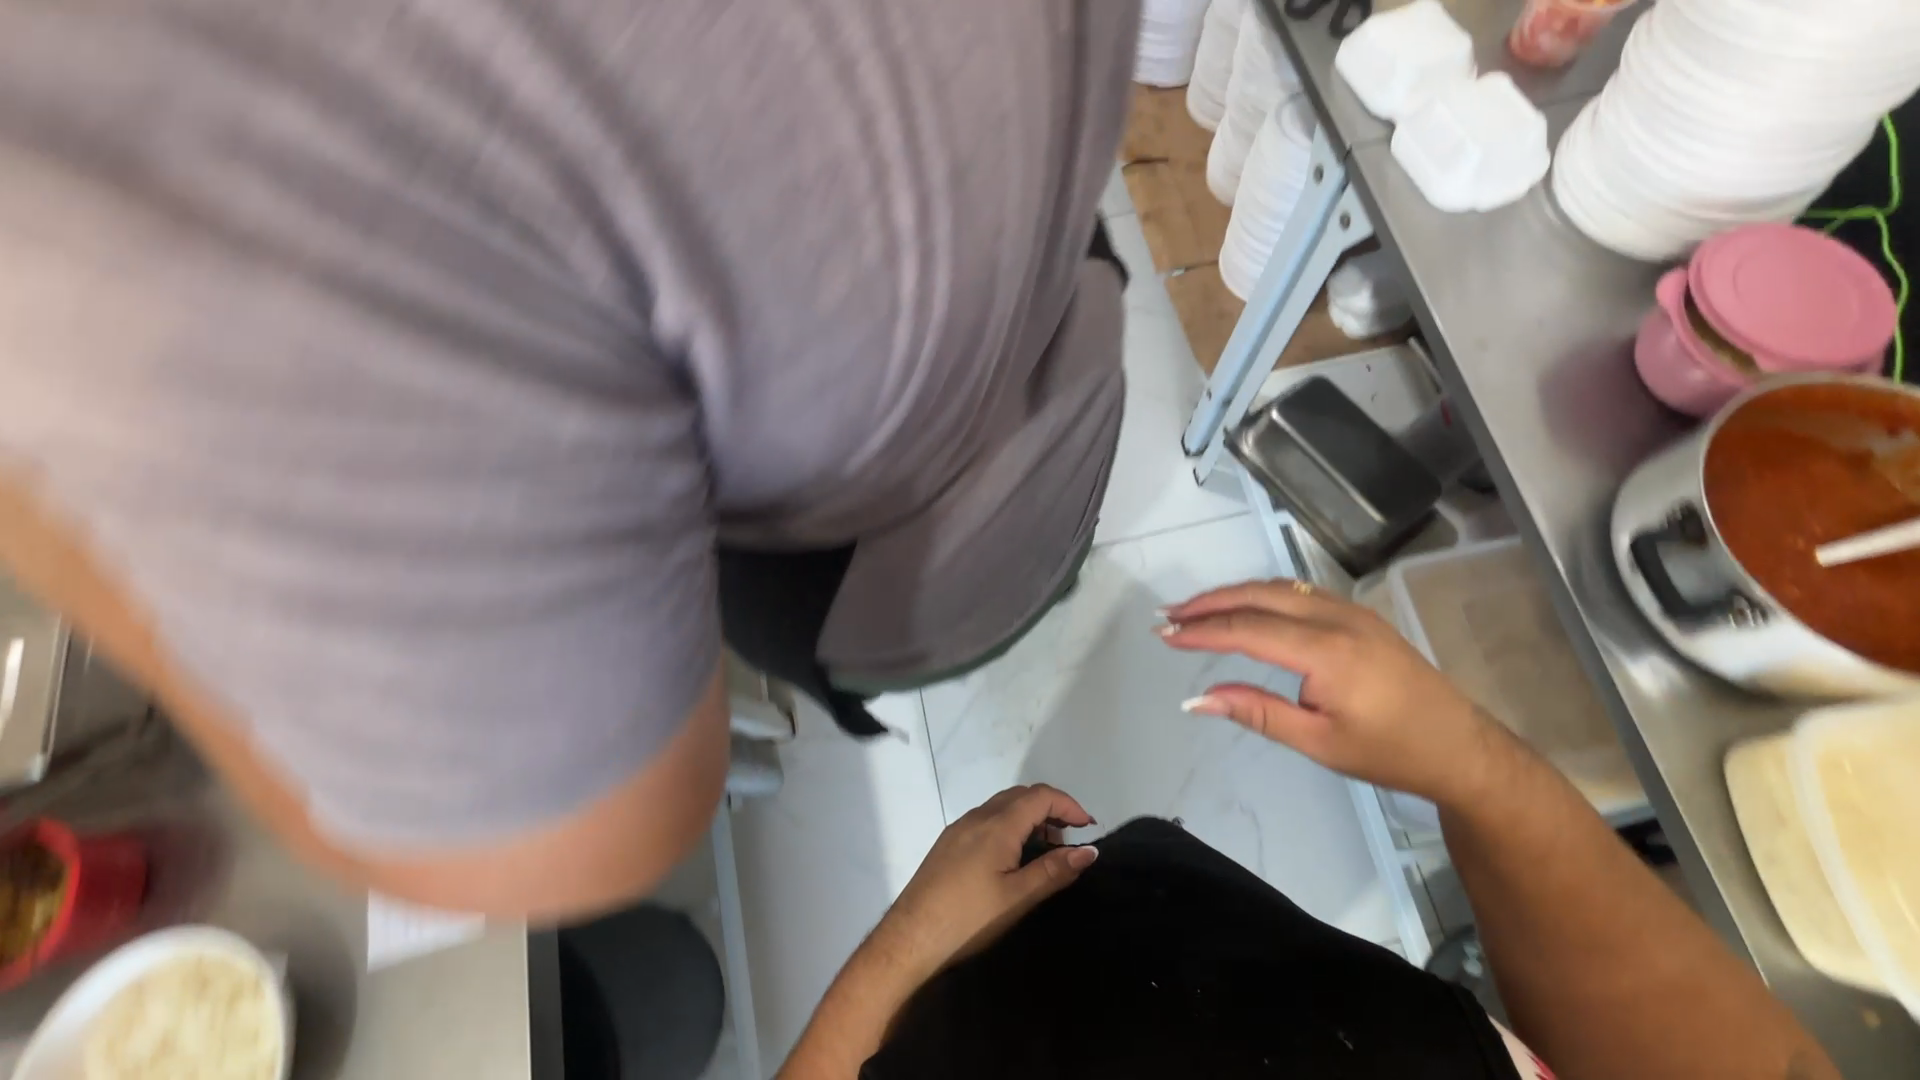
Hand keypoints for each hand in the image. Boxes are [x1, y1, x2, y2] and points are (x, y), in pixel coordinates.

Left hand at [865, 785, 1098, 984]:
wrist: (910, 938)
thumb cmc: (969, 918)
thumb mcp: (1018, 897)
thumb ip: (1054, 870)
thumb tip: (1089, 850)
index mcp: (997, 825)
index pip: (1040, 796)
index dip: (1068, 805)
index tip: (1089, 827)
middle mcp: (977, 817)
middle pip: (1021, 795)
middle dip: (1051, 809)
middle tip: (1071, 840)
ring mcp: (959, 829)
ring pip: (1002, 806)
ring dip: (1029, 818)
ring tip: (1047, 851)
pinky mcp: (948, 843)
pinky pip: (986, 820)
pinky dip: (1009, 826)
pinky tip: (1013, 857)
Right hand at [1157, 579, 1511, 807]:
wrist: (1461, 747)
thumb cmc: (1389, 752)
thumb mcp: (1318, 742)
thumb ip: (1256, 713)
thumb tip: (1197, 699)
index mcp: (1327, 651)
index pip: (1247, 630)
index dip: (1201, 631)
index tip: (1164, 634)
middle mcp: (1337, 618)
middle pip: (1258, 595)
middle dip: (1208, 603)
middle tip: (1168, 615)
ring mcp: (1351, 611)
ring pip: (1278, 587)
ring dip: (1232, 595)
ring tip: (1195, 611)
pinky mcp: (1358, 614)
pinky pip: (1298, 592)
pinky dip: (1260, 595)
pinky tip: (1244, 608)